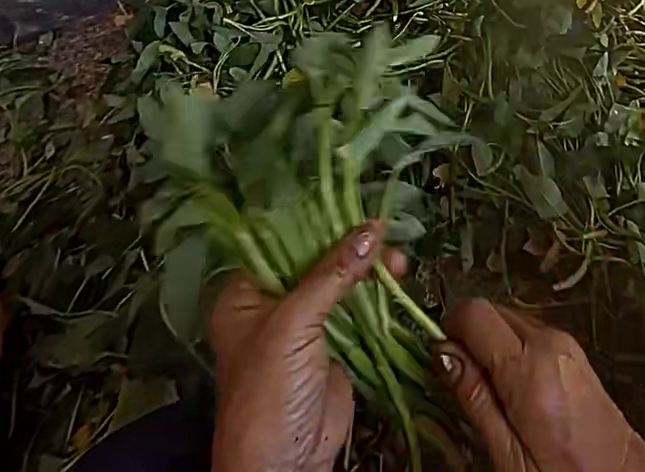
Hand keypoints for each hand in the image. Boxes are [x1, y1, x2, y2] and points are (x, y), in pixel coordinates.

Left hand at [207, 221, 393, 471]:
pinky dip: (377, 289)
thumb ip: (333, 274)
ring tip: (397, 259)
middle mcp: (274, 300)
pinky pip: (357, 304)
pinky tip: (395, 276)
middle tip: (383, 231)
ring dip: (369, 265)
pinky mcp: (335, 340)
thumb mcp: (294, 325)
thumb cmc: (269, 391)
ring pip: (341, 278)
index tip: (351, 200)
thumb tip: (373, 228)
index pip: (282, 240)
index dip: (316, 219)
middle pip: (316, 256)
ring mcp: (306, 321)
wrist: (287, 469)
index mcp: (247, 292)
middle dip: (350, 242)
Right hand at [434, 300, 644, 471]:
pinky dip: (510, 346)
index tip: (443, 362)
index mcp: (528, 368)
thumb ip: (475, 399)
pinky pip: (526, 329)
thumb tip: (441, 353)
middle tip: (464, 381)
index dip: (450, 330)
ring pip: (507, 317)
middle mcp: (546, 340)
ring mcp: (562, 338)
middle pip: (490, 310)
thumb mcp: (510, 457)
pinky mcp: (570, 344)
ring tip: (490, 389)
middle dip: (469, 336)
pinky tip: (514, 386)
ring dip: (489, 341)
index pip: (474, 313)